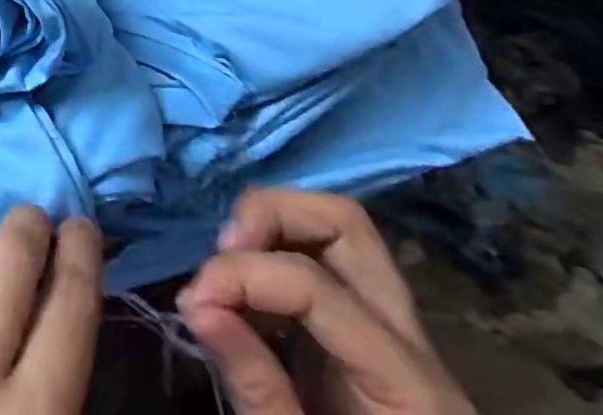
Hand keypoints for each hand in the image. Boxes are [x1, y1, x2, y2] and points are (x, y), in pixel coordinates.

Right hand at [176, 189, 474, 414]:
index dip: (241, 275)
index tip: (191, 303)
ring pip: (333, 229)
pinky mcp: (361, 335)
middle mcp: (411, 340)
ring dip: (268, 228)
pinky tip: (240, 296)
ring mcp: (392, 332)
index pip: (316, 283)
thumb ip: (255, 386)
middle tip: (220, 249)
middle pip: (344, 225)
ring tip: (226, 269)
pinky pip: (318, 260)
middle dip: (269, 216)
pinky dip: (268, 255)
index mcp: (409, 382)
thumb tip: (194, 304)